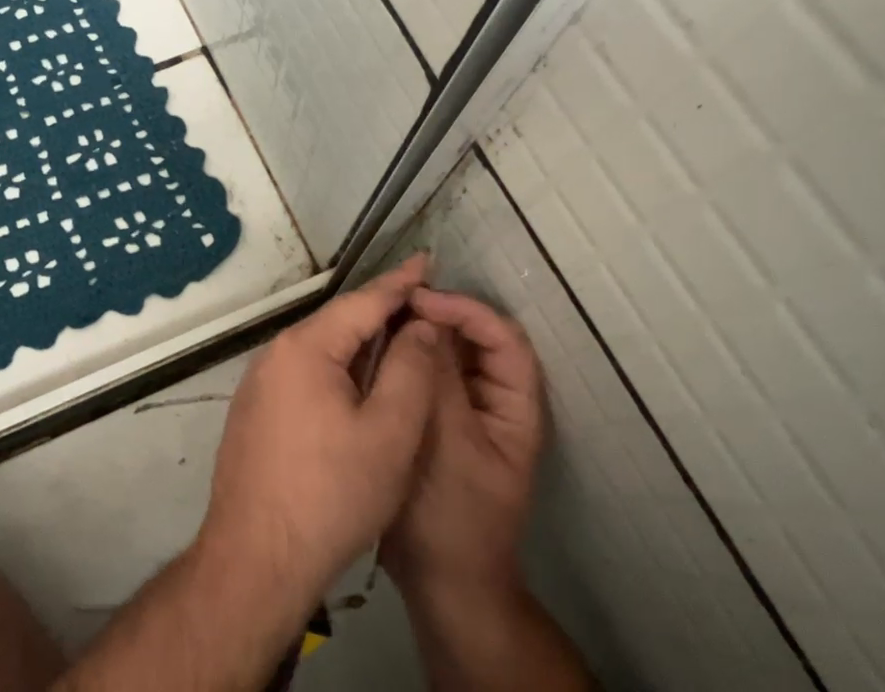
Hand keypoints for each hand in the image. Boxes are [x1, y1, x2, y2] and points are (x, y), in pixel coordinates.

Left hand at [196, 255, 440, 607]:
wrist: (256, 559)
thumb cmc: (332, 494)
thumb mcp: (391, 432)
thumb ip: (411, 368)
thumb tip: (418, 324)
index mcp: (305, 348)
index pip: (363, 301)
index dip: (401, 282)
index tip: (427, 259)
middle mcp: (274, 356)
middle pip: (338, 323)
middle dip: (381, 311)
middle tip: (423, 300)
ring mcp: (258, 387)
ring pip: (320, 351)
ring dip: (360, 344)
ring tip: (400, 337)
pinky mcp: (253, 415)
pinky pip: (304, 376)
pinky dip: (337, 370)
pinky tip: (359, 386)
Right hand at [382, 288, 545, 597]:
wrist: (442, 584)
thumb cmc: (454, 517)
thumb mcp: (448, 445)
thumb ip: (437, 381)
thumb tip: (421, 321)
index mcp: (513, 405)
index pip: (501, 337)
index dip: (464, 310)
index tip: (418, 301)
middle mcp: (492, 401)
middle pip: (473, 342)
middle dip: (437, 317)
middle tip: (391, 303)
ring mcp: (462, 414)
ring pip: (445, 359)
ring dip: (417, 337)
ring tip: (377, 320)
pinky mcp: (433, 426)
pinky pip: (422, 382)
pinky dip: (403, 363)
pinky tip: (371, 354)